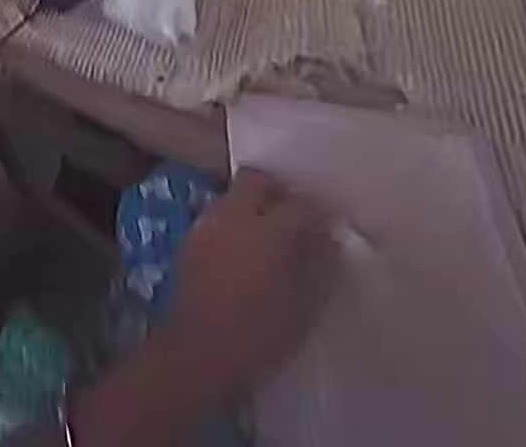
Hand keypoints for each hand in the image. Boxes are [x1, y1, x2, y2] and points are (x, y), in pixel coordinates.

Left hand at [168, 169, 330, 394]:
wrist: (203, 345)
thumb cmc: (262, 332)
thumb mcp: (304, 303)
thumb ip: (316, 261)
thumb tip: (325, 236)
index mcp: (267, 231)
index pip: (300, 205)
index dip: (321, 210)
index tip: (334, 222)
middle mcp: (232, 216)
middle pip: (255, 180)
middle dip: (279, 190)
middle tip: (297, 214)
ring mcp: (206, 222)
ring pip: (232, 193)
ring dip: (253, 202)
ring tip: (273, 230)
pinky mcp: (190, 235)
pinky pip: (216, 213)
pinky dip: (234, 219)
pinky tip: (246, 245)